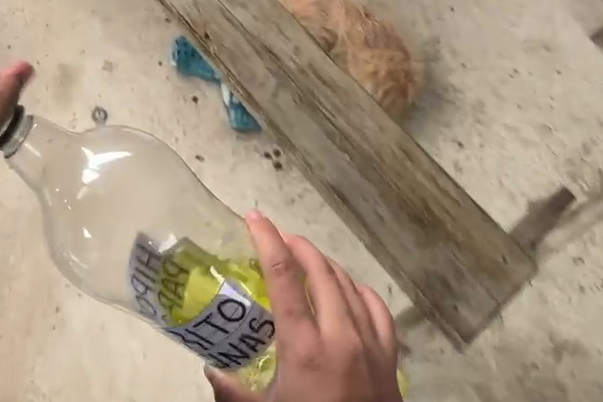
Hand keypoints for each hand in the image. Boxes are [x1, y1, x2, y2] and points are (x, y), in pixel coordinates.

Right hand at [205, 212, 399, 401]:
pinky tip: (349, 290)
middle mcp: (340, 336)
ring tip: (306, 259)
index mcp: (304, 345)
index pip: (284, 274)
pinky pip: (378, 312)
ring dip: (325, 264)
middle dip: (296, 245)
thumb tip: (211, 369)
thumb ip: (232, 393)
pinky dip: (360, 291)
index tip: (253, 217)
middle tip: (277, 237)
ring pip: (348, 285)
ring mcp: (371, 348)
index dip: (267, 239)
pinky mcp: (390, 364)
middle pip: (320, 270)